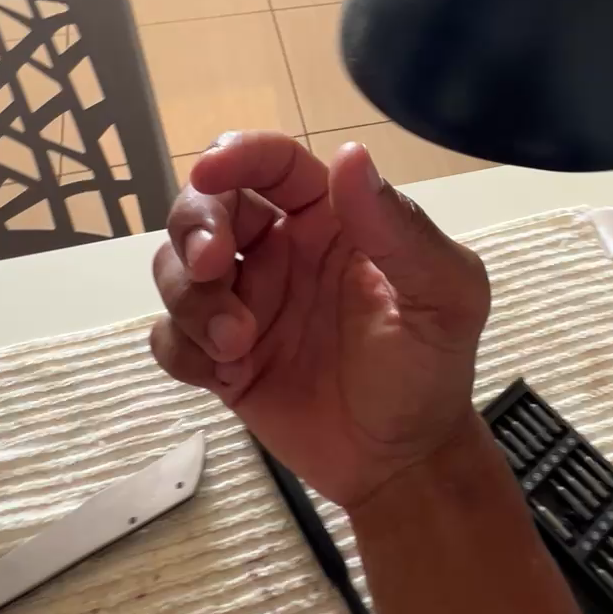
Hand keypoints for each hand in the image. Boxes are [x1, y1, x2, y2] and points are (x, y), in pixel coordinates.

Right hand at [149, 131, 490, 511]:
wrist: (402, 459)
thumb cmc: (431, 365)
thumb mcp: (443, 294)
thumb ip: (400, 229)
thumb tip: (350, 155)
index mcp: (332, 219)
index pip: (274, 164)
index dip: (238, 154)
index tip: (209, 173)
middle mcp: (280, 249)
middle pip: (207, 206)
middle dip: (194, 227)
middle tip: (212, 267)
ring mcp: (247, 301)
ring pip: (176, 267)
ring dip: (190, 298)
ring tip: (237, 346)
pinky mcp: (219, 357)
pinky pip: (169, 335)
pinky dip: (182, 349)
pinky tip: (227, 376)